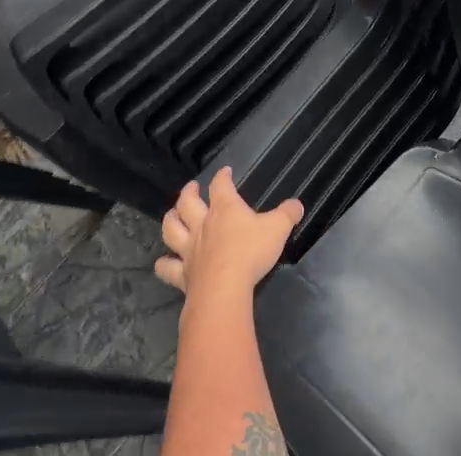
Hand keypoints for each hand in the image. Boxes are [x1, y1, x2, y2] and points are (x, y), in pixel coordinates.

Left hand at [154, 168, 302, 297]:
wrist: (225, 288)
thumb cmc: (251, 252)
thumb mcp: (279, 228)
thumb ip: (288, 214)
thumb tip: (297, 205)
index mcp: (226, 209)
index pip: (220, 186)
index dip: (222, 177)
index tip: (225, 172)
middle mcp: (203, 225)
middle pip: (187, 203)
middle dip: (189, 193)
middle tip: (191, 188)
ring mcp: (189, 250)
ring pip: (171, 230)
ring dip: (169, 220)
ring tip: (171, 215)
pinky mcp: (182, 274)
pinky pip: (166, 268)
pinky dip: (163, 264)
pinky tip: (163, 262)